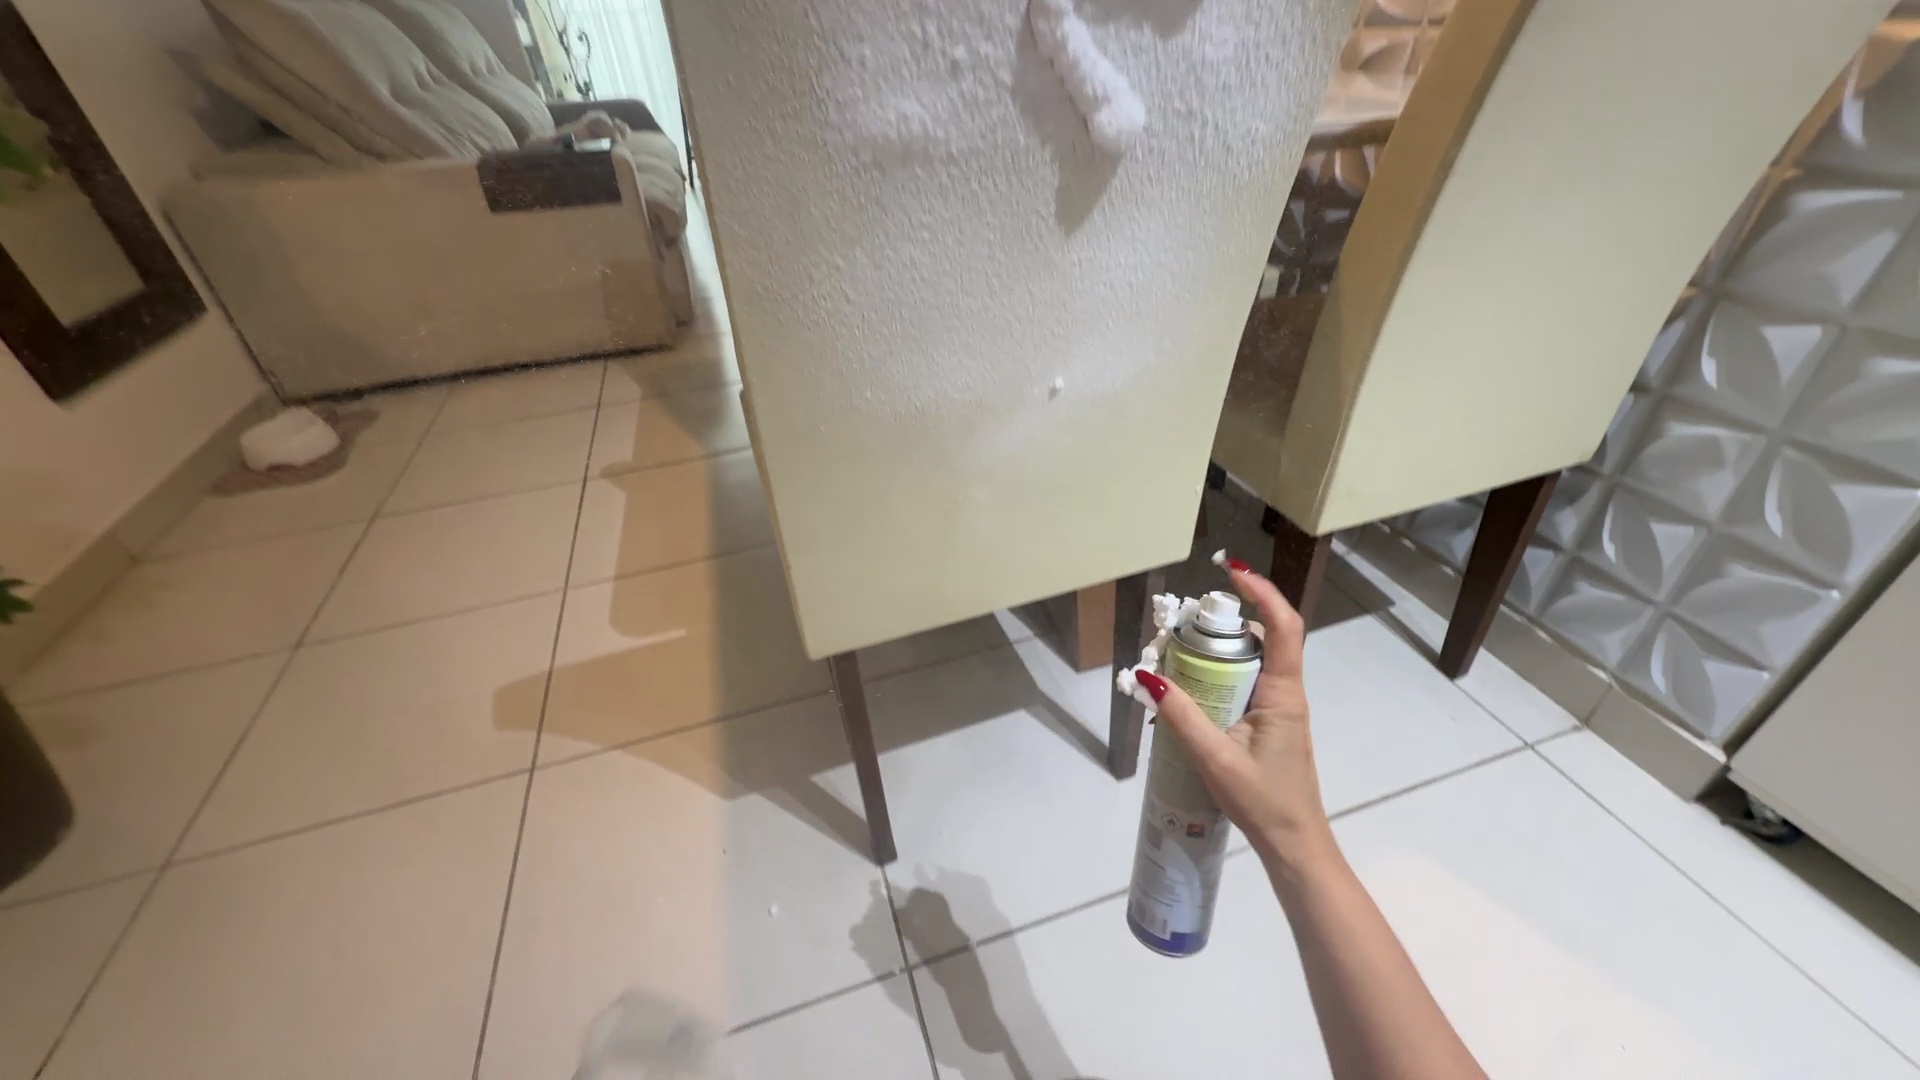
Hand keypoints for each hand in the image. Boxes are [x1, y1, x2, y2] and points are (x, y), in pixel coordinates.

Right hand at [1138, 564, 1334, 871]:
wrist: (1294, 845)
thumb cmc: (1263, 801)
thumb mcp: (1214, 758)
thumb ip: (1180, 716)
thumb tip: (1146, 677)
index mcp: (1283, 693)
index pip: (1283, 627)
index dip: (1262, 593)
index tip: (1231, 572)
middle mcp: (1286, 692)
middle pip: (1262, 638)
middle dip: (1224, 622)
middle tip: (1183, 622)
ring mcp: (1279, 708)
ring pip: (1252, 661)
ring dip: (1219, 650)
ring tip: (1179, 652)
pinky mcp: (1269, 723)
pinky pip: (1245, 684)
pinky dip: (1220, 676)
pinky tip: (1191, 691)